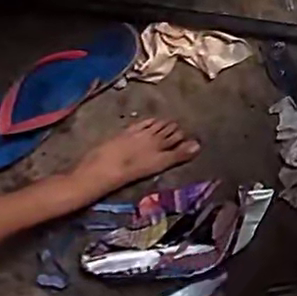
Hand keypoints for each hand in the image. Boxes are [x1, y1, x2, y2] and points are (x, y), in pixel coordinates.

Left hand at [64, 118, 200, 202]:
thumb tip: (199, 145)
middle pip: (170, 128)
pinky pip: (144, 122)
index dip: (184, 138)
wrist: (97, 172)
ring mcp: (139, 132)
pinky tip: (151, 123)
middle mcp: (154, 134)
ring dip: (165, 124)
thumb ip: (178, 155)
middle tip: (178, 134)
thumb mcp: (157, 166)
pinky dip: (151, 122)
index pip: (180, 136)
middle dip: (176, 129)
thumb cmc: (129, 174)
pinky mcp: (126, 132)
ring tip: (167, 128)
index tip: (187, 141)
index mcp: (163, 144)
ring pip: (159, 123)